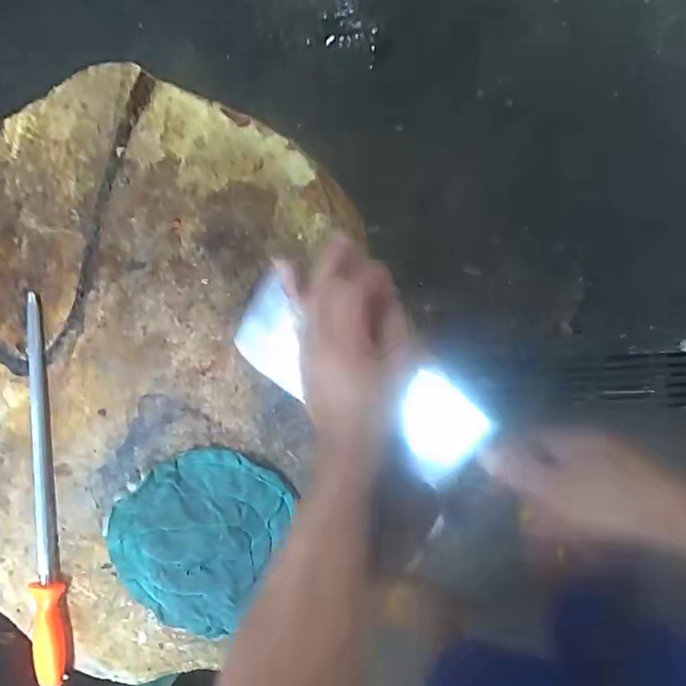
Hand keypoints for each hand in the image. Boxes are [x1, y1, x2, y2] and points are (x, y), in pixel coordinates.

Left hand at [294, 232, 411, 468]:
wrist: (345, 446)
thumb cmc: (380, 411)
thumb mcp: (401, 368)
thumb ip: (393, 326)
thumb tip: (385, 297)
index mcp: (346, 342)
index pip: (354, 293)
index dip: (372, 278)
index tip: (388, 279)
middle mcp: (318, 339)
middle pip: (325, 288)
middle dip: (340, 260)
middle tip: (352, 239)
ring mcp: (305, 346)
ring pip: (309, 298)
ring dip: (321, 270)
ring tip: (335, 245)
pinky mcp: (301, 354)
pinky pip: (297, 315)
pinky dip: (293, 290)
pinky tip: (284, 267)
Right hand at [482, 432, 685, 558]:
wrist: (684, 527)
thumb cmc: (608, 505)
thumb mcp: (552, 489)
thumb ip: (515, 470)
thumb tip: (484, 451)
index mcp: (574, 440)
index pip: (526, 440)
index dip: (505, 461)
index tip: (489, 488)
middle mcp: (596, 448)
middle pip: (549, 466)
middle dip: (530, 497)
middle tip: (518, 523)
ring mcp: (619, 470)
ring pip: (572, 489)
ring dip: (554, 515)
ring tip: (544, 545)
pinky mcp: (637, 494)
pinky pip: (596, 505)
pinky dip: (581, 523)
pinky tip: (580, 548)